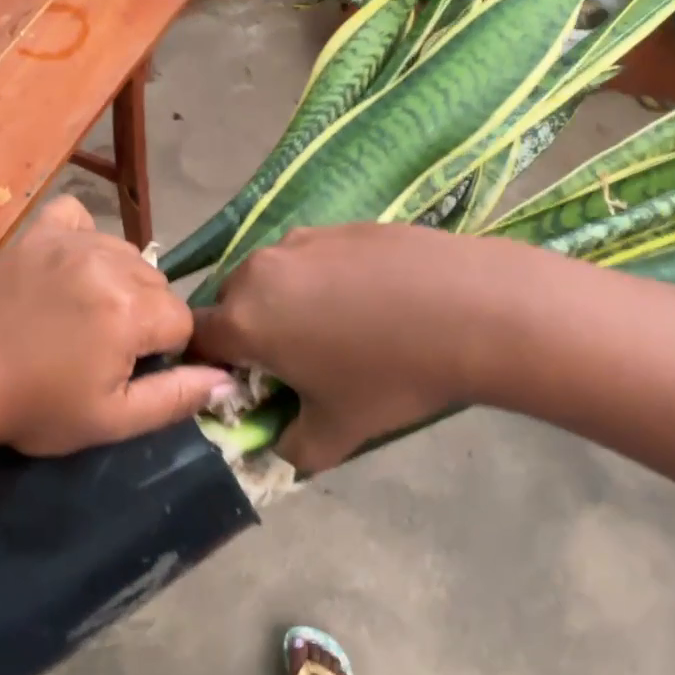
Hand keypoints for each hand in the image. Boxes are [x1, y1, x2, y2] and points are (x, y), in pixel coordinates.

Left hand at [0, 197, 235, 456]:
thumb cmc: (37, 407)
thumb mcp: (114, 419)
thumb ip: (177, 397)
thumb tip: (227, 377)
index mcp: (130, 310)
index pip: (181, 320)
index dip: (162, 350)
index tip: (128, 367)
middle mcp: (108, 263)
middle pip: (157, 284)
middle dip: (143, 315)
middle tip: (100, 348)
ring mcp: (69, 241)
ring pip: (126, 253)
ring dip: (118, 281)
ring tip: (81, 315)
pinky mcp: (37, 233)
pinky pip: (79, 216)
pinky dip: (84, 236)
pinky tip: (70, 268)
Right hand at [192, 224, 531, 471]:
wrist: (478, 308)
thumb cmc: (393, 374)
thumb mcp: (338, 432)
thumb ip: (291, 449)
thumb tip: (277, 446)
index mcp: (243, 321)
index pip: (196, 341)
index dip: (212, 365)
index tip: (244, 383)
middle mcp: (257, 272)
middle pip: (229, 304)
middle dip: (247, 332)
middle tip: (292, 360)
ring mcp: (298, 242)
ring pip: (268, 277)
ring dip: (282, 303)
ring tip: (335, 327)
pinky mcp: (337, 225)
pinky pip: (308, 258)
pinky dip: (320, 280)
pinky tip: (369, 300)